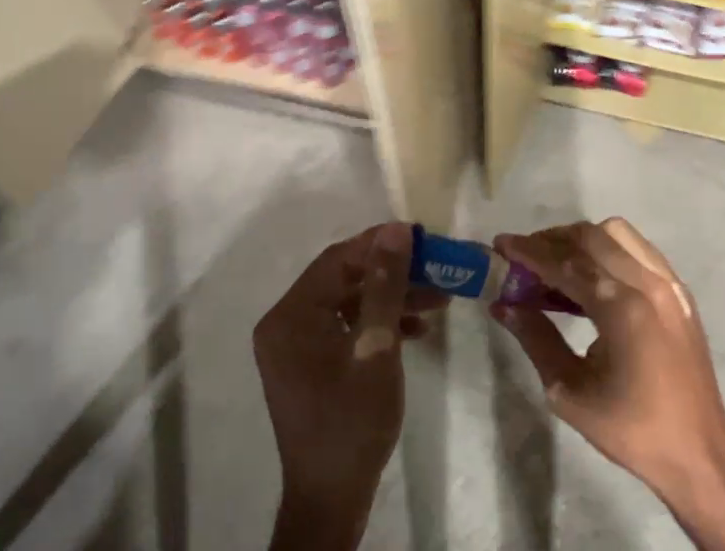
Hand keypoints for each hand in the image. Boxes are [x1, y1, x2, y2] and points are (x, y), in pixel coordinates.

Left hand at [254, 223, 440, 548]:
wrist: (332, 495)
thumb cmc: (353, 421)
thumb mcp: (376, 349)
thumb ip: (385, 286)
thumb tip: (395, 230)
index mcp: (291, 316)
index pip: (338, 260)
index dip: (381, 245)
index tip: (425, 239)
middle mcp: (285, 324)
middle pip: (344, 279)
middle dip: (393, 273)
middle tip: (438, 269)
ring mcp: (295, 346)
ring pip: (349, 303)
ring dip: (392, 298)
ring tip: (439, 299)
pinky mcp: (309, 364)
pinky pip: (346, 327)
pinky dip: (379, 323)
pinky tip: (416, 329)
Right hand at [491, 218, 724, 550]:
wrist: (698, 450)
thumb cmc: (631, 428)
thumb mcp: (570, 391)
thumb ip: (536, 339)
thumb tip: (503, 306)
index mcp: (622, 308)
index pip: (566, 263)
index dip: (529, 251)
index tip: (501, 243)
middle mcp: (649, 283)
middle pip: (592, 237)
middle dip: (553, 240)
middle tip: (524, 257)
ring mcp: (670, 284)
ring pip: (619, 235)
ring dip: (582, 241)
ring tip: (555, 265)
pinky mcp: (680, 292)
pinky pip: (639, 251)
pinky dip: (610, 251)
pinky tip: (592, 279)